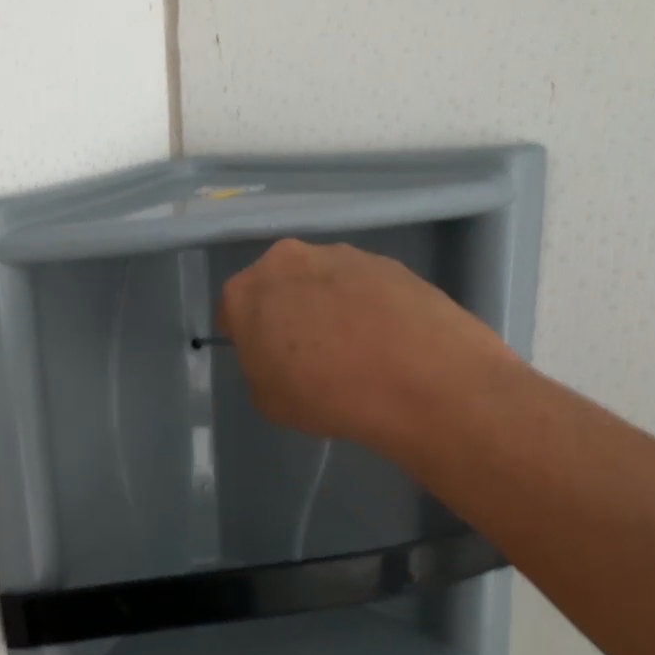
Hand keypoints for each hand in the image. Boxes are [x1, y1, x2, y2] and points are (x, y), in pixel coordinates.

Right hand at [216, 238, 515, 448]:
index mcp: (246, 291)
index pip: (233, 310)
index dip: (247, 337)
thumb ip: (261, 368)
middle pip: (278, 285)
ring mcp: (343, 255)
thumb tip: (279, 357)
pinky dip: (368, 307)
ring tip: (356, 350)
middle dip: (287, 311)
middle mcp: (289, 260)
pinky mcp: (390, 262)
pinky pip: (365, 286)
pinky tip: (386, 342)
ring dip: (329, 305)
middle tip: (307, 353)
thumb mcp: (268, 399)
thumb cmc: (326, 394)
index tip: (266, 360)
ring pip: (323, 281)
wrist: (421, 379)